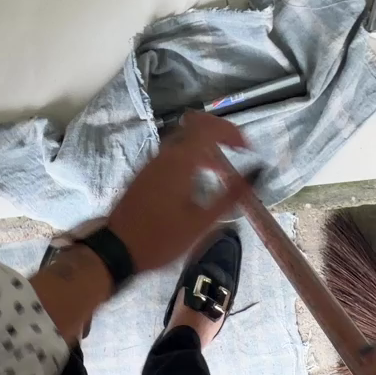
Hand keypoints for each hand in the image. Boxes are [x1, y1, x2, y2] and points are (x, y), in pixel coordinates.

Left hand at [106, 111, 251, 270]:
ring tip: (221, 169)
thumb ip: (231, 195)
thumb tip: (257, 172)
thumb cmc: (162, 238)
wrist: (118, 249)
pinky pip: (173, 152)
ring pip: (184, 139)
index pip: (210, 127)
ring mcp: (153, 161)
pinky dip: (191, 156)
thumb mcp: (202, 221)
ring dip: (205, 146)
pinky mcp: (146, 171)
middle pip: (196, 125)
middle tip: (237, 150)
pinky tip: (198, 180)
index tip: (247, 148)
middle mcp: (166, 153)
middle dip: (219, 133)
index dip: (232, 132)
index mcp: (181, 160)